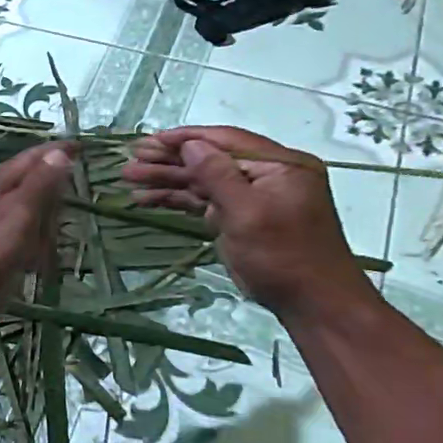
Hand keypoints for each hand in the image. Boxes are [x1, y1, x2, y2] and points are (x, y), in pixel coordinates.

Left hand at [0, 141, 74, 309]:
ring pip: (34, 206)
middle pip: (34, 179)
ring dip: (46, 218)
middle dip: (52, 190)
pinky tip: (38, 252)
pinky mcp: (3, 239)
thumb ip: (42, 181)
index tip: (82, 147)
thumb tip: (60, 152)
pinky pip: (30, 229)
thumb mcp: (23, 209)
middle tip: (65, 199)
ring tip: (47, 233)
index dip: (57, 150)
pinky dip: (38, 237)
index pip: (33, 156)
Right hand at [122, 126, 372, 316]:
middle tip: (132, 159)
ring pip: (204, 181)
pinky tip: (147, 200)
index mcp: (280, 164)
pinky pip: (206, 202)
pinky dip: (178, 200)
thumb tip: (191, 145)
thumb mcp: (249, 213)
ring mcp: (253, 197)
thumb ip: (218, 175)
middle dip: (170, 160)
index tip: (152, 139)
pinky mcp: (241, 218)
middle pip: (211, 159)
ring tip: (130, 179)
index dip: (187, 138)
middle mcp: (267, 174)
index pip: (226, 140)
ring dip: (167, 180)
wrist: (312, 304)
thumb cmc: (284, 257)